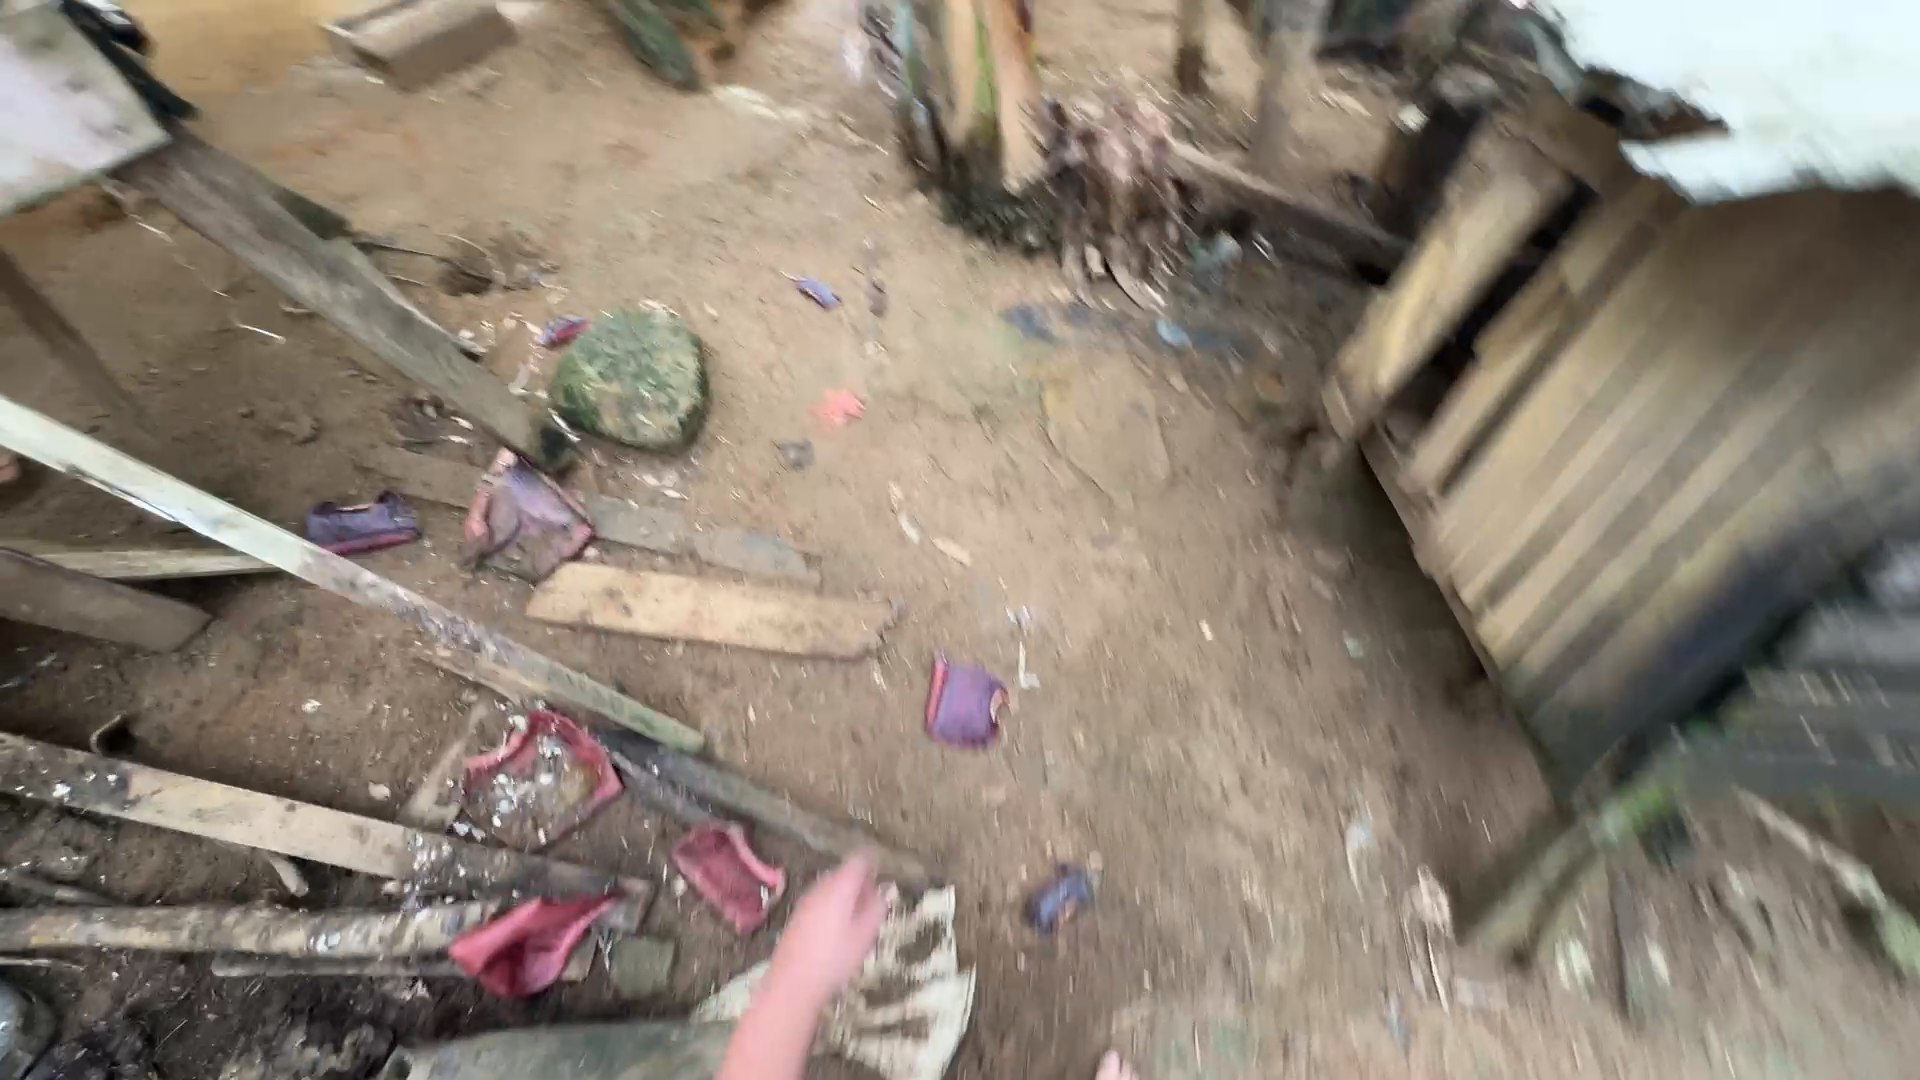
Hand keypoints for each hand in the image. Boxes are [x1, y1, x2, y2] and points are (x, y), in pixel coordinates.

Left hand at [765, 852, 887, 1009]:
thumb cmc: (835, 959)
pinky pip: (820, 900)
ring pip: (831, 887)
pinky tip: (835, 931)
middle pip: (844, 872)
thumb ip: (877, 908)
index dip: (873, 864)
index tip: (881, 879)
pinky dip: (832, 906)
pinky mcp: (797, 915)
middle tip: (872, 904)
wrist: (792, 985)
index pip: (859, 860)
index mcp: (841, 886)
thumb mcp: (865, 936)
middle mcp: (822, 886)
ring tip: (856, 920)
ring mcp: (806, 900)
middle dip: (859, 883)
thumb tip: (882, 893)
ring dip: (845, 896)